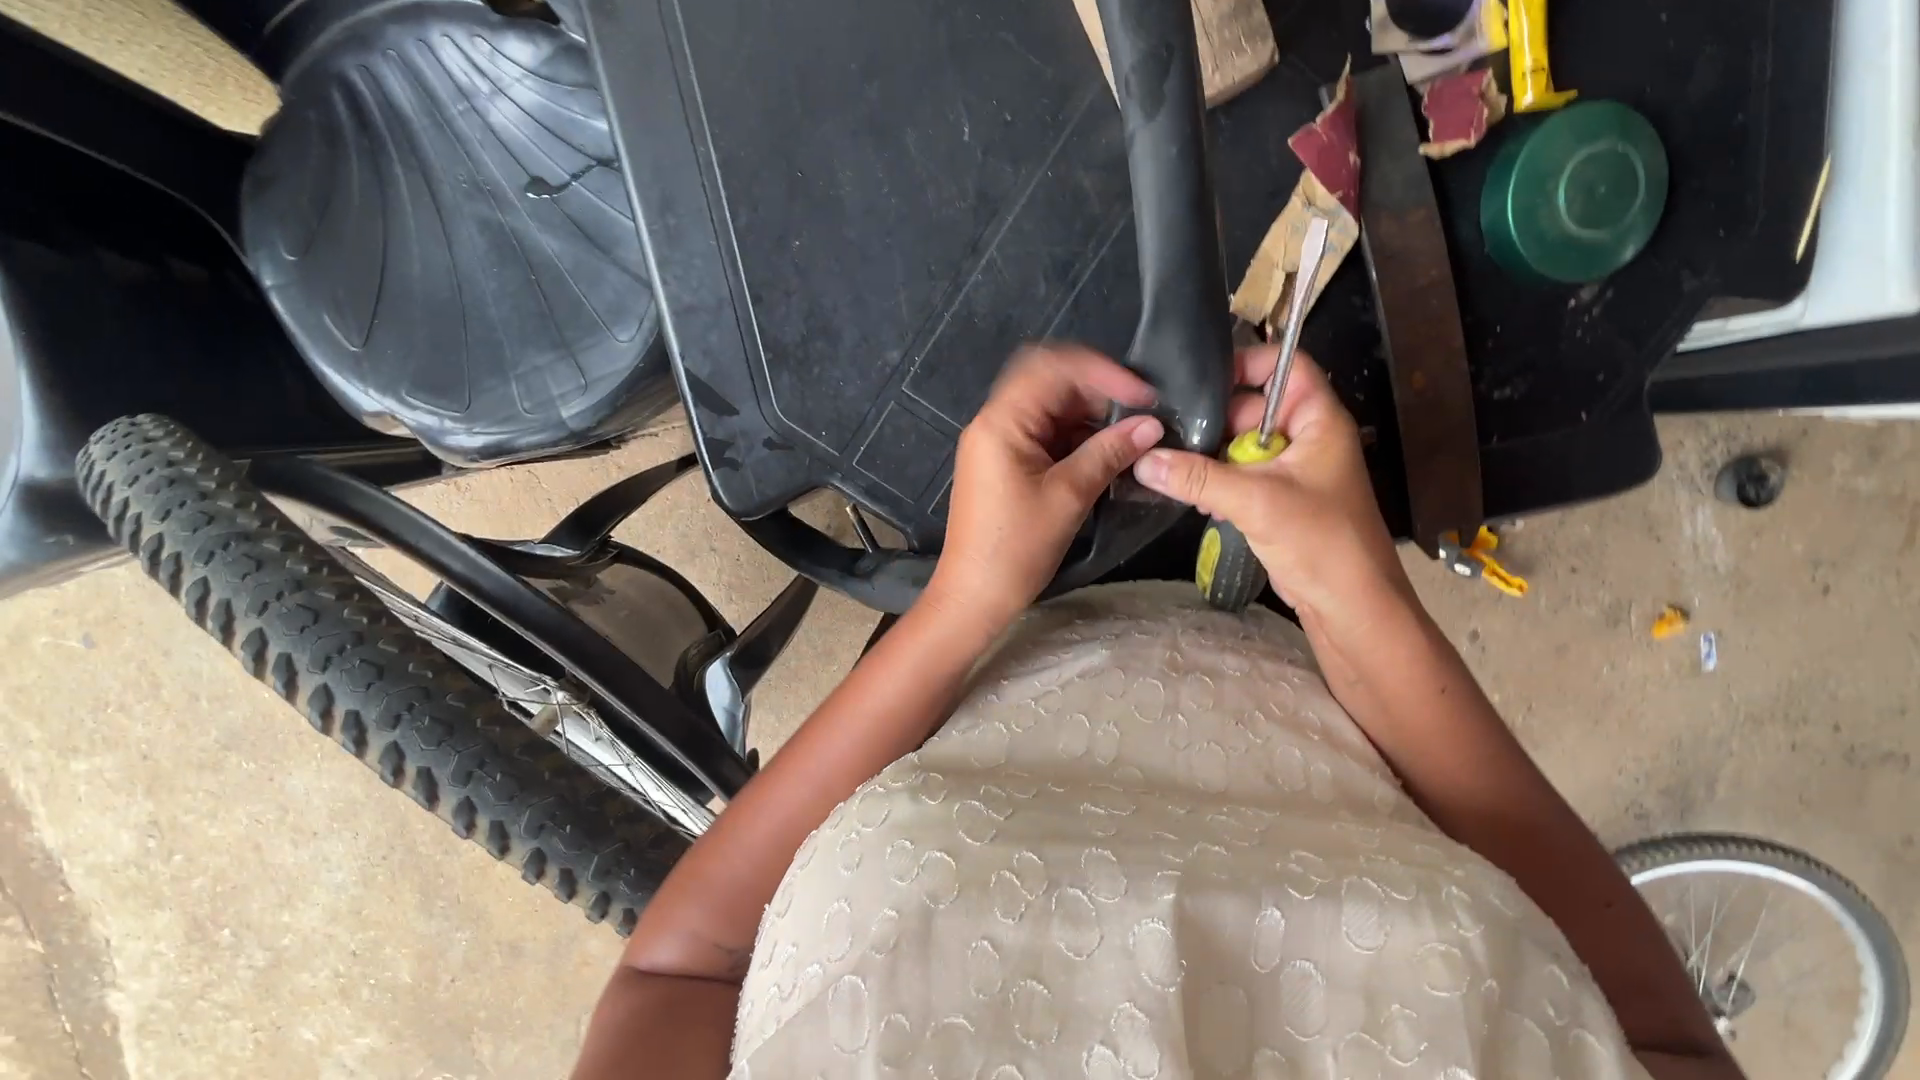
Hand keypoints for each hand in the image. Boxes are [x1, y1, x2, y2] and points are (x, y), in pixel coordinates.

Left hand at [925, 346, 1164, 629]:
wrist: (974, 596)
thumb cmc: (1016, 548)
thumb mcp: (1069, 496)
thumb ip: (1109, 453)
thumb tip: (1151, 426)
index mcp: (1001, 422)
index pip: (1053, 368)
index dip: (1102, 372)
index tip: (1142, 394)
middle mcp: (994, 423)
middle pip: (1050, 385)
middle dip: (1098, 395)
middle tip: (1139, 416)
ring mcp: (996, 445)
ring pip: (1049, 412)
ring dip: (1089, 419)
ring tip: (1130, 438)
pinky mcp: (1004, 466)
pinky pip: (1043, 437)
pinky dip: (1075, 440)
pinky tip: (1106, 455)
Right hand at [1131, 348, 1410, 629]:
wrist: (1350, 606)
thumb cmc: (1320, 541)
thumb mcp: (1255, 501)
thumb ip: (1197, 477)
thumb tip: (1144, 460)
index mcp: (1318, 421)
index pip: (1286, 366)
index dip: (1248, 363)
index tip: (1201, 379)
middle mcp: (1307, 438)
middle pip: (1253, 407)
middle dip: (1215, 420)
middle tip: (1173, 432)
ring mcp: (1293, 471)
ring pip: (1242, 446)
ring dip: (1212, 458)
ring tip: (1177, 469)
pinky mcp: (1279, 500)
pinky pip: (1242, 477)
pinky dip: (1219, 484)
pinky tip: (1196, 498)